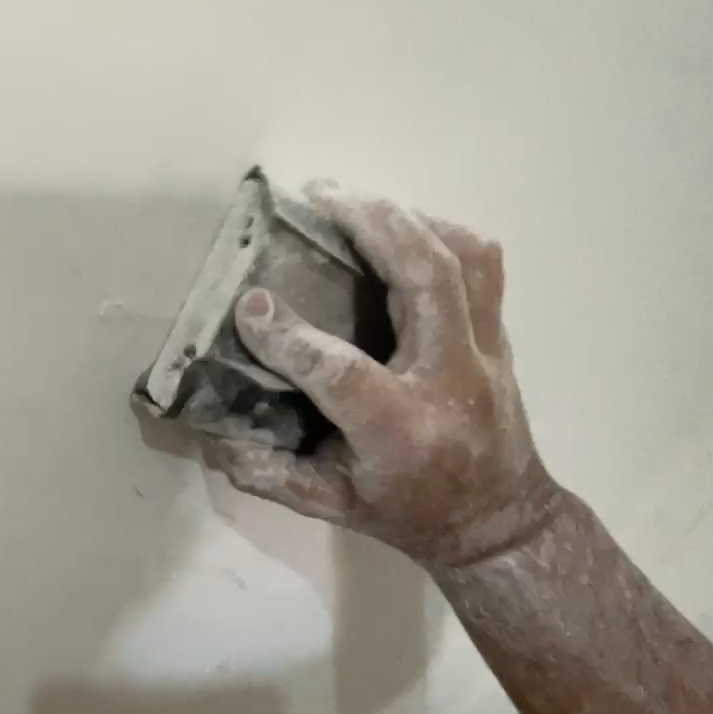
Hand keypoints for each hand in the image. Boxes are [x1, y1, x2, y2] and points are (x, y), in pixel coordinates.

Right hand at [205, 181, 561, 567]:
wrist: (498, 519)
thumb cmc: (406, 513)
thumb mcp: (331, 507)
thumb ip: (271, 476)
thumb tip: (214, 439)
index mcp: (401, 428)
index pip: (341, 370)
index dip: (290, 336)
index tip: (250, 303)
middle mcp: (452, 378)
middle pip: (427, 278)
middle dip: (372, 224)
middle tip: (319, 194)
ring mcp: (486, 351)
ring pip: (465, 257)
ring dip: (408, 217)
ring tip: (355, 200)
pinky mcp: (497, 335)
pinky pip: (480, 264)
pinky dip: (440, 232)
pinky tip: (400, 226)